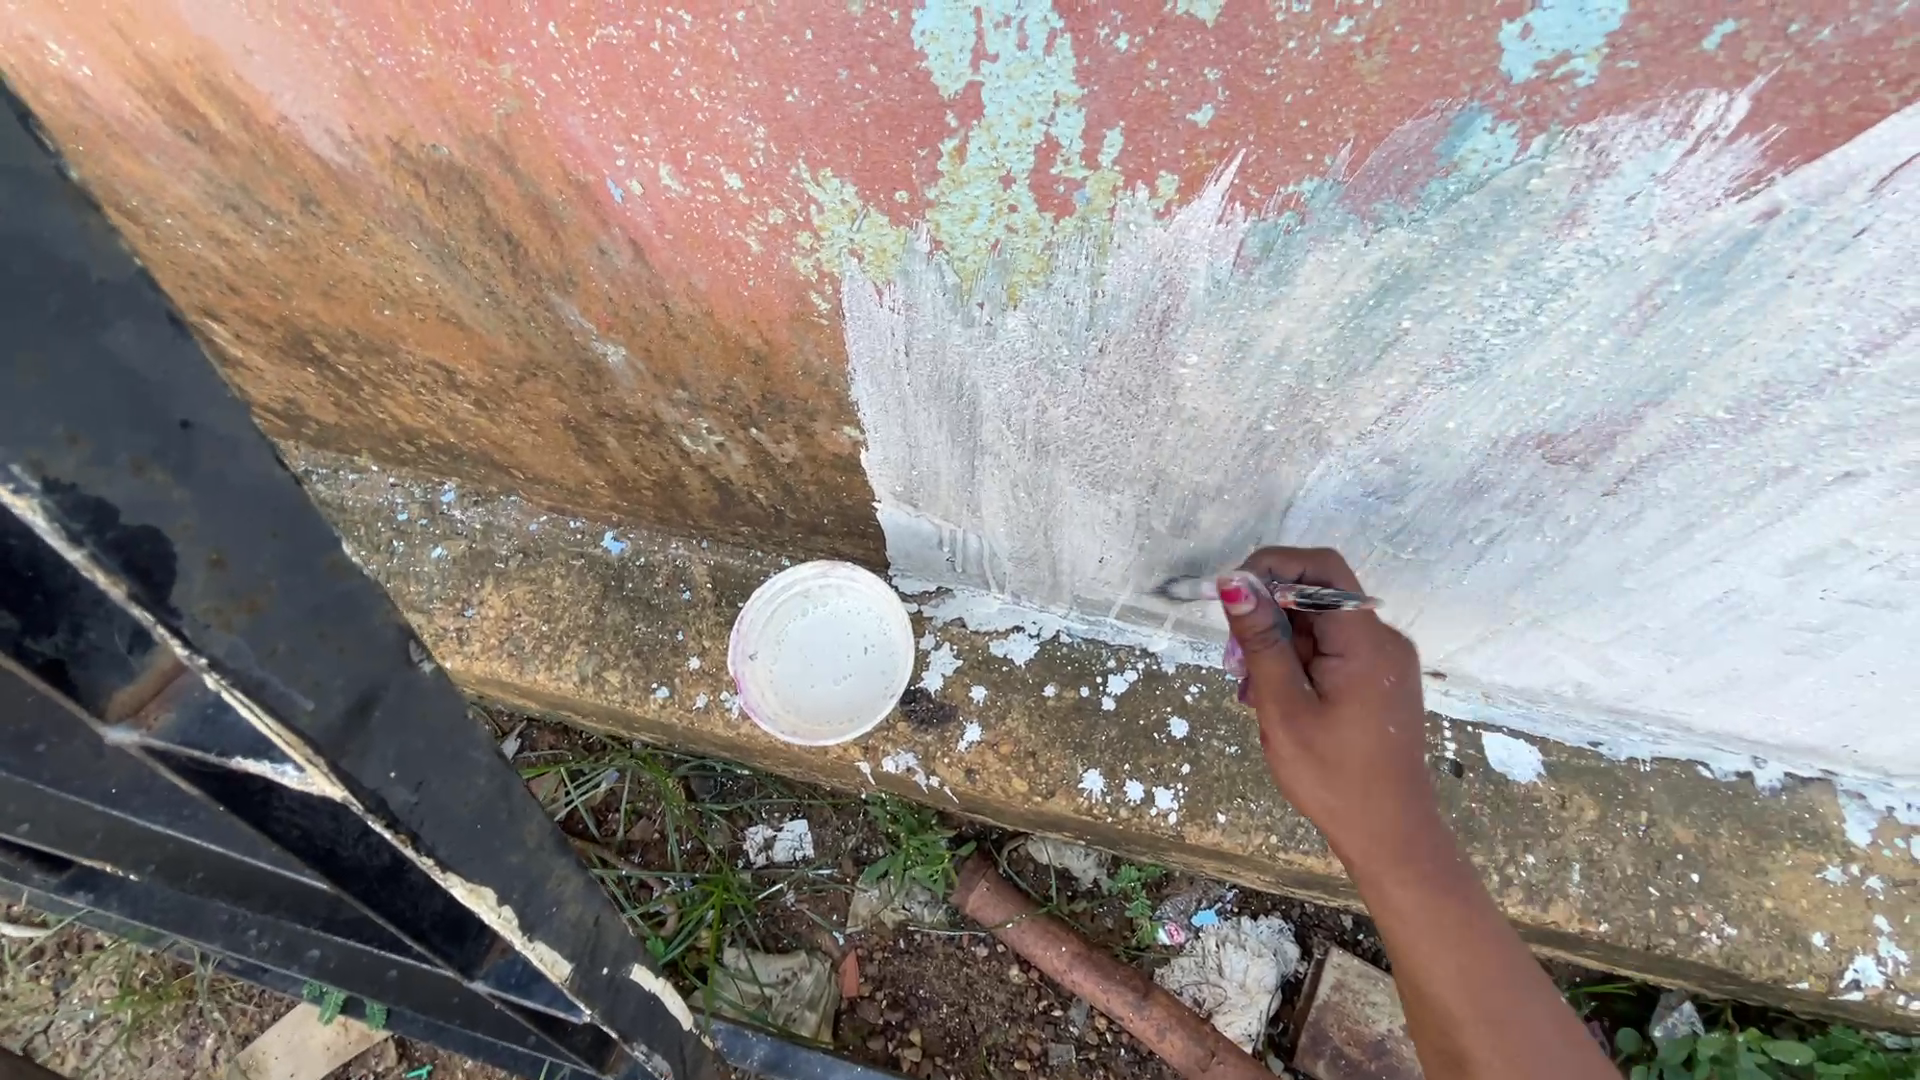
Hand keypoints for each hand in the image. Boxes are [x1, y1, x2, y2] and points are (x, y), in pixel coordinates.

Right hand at [1217, 547, 1438, 870]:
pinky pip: (1327, 649)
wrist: (1389, 835)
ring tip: (1249, 690)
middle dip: (1266, 615)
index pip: (1320, 568)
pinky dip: (1294, 661)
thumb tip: (1233, 582)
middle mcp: (1382, 640)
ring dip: (1275, 644)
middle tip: (1233, 662)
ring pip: (1316, 624)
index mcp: (1366, 641)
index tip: (1230, 598)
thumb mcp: (1283, 705)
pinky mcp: (1376, 679)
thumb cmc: (1331, 775)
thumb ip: (1260, 639)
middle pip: (1315, 594)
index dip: (1270, 567)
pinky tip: (1273, 697)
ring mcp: (1382, 660)